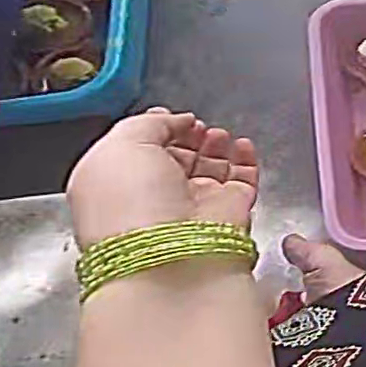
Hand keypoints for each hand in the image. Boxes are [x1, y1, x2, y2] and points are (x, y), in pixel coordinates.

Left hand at [67, 108, 259, 246]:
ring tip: (219, 134)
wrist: (172, 248)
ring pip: (213, 167)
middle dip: (190, 137)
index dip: (159, 130)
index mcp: (119, 182)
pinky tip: (243, 145)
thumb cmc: (133, 200)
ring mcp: (197, 202)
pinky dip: (246, 160)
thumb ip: (148, 123)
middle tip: (199, 127)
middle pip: (179, 157)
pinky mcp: (232, 209)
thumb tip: (177, 119)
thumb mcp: (121, 145)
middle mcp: (158, 194)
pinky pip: (244, 179)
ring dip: (217, 146)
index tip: (173, 118)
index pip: (142, 150)